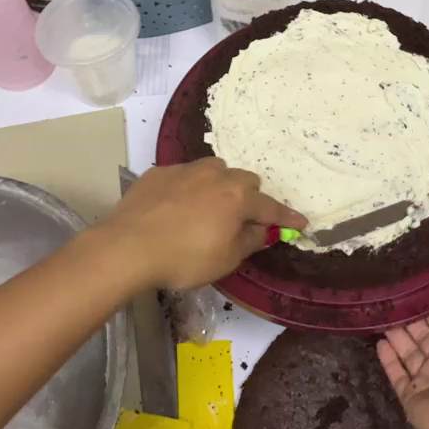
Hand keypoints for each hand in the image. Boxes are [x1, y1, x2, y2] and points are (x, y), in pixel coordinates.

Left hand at [100, 158, 306, 290]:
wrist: (128, 246)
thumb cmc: (184, 258)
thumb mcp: (226, 259)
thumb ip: (250, 241)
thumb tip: (264, 229)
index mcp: (237, 197)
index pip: (270, 207)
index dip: (286, 217)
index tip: (300, 222)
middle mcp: (215, 175)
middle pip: (244, 180)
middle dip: (249, 197)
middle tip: (241, 219)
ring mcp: (185, 169)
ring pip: (213, 171)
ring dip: (218, 186)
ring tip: (207, 209)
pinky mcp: (158, 172)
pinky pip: (183, 176)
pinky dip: (187, 189)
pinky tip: (175, 209)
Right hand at [376, 296, 428, 428]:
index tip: (412, 293)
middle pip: (422, 337)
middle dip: (408, 321)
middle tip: (390, 302)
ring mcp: (427, 381)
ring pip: (408, 353)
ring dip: (396, 336)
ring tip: (379, 317)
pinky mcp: (411, 398)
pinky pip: (397, 375)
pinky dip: (388, 360)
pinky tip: (378, 343)